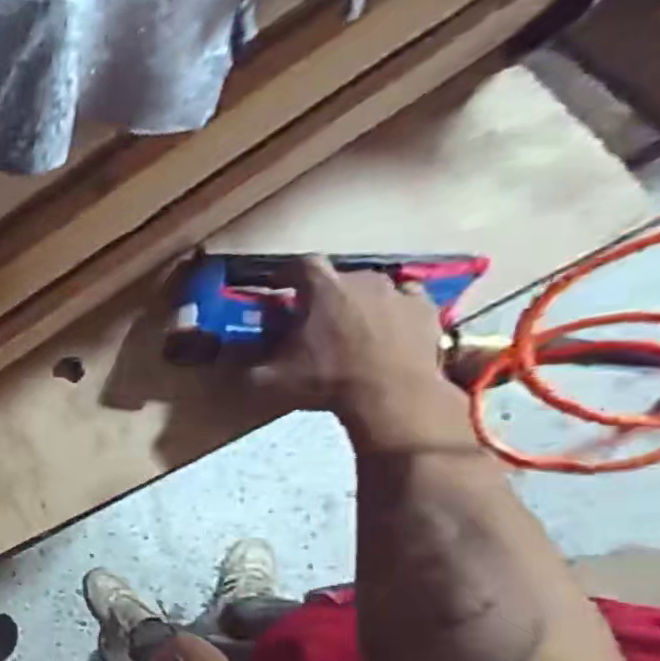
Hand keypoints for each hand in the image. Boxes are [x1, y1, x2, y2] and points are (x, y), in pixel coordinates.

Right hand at [249, 255, 455, 424]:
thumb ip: (250, 364)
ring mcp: (398, 291)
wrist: (391, 394)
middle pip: (337, 276)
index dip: (285, 274)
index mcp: (322, 289)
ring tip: (350, 322)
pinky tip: (386, 324)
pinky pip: (405, 297)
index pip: (299, 265)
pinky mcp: (425, 308)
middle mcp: (361, 279)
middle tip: (313, 315)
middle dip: (322, 292)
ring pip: (372, 286)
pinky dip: (392, 307)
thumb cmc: (326, 379)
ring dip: (357, 299)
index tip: (276, 286)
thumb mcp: (272, 378)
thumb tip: (234, 358)